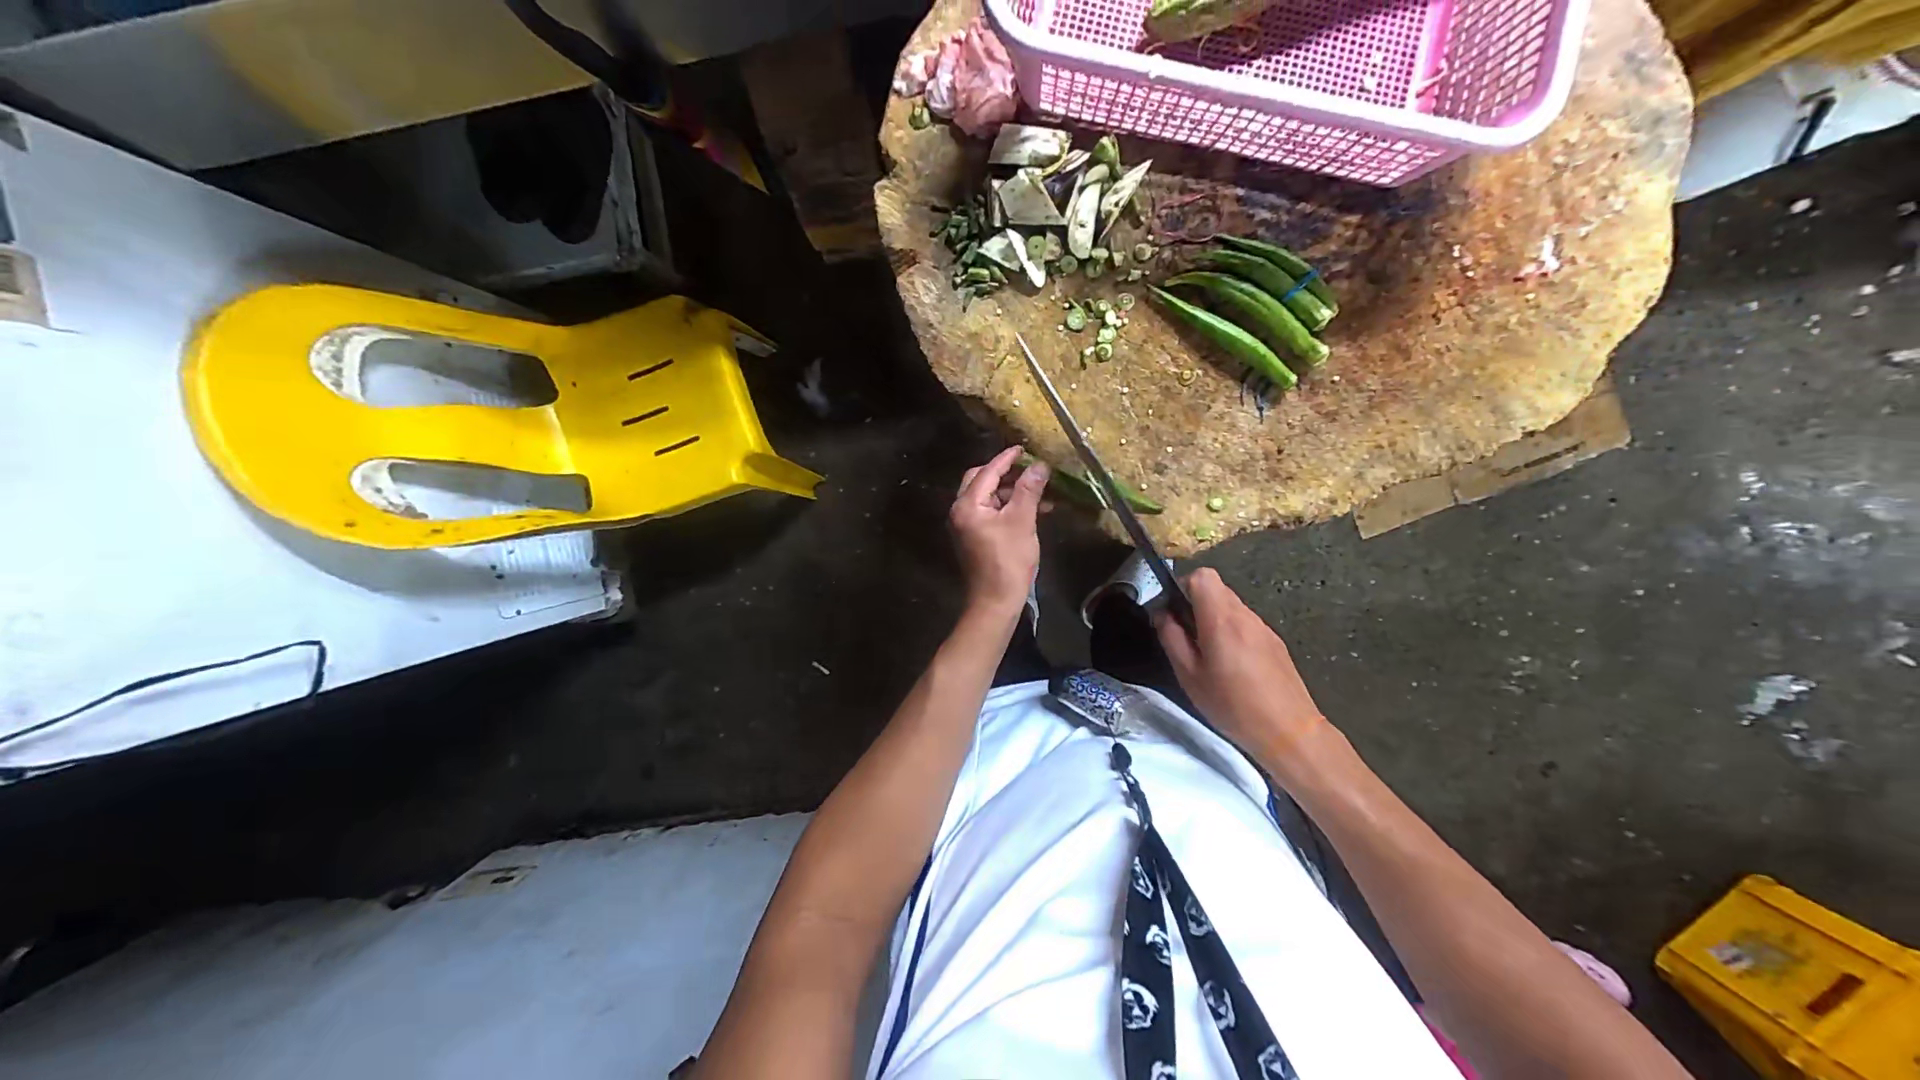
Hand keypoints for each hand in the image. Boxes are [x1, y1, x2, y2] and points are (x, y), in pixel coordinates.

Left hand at [949, 446, 1047, 617]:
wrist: (996, 601)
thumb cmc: (1008, 561)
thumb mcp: (1022, 521)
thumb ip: (1028, 490)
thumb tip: (1039, 465)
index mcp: (968, 505)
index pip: (987, 472)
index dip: (1007, 459)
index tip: (1023, 448)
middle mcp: (961, 512)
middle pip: (982, 481)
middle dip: (1006, 474)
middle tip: (1029, 469)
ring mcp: (966, 526)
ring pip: (988, 498)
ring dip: (1012, 492)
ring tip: (1040, 493)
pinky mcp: (975, 538)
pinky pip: (991, 513)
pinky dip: (1008, 508)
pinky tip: (1033, 511)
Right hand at [1155, 568, 1330, 774]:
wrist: (1288, 730)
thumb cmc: (1232, 705)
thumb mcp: (1189, 675)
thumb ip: (1171, 638)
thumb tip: (1162, 614)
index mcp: (1221, 619)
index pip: (1202, 575)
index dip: (1183, 586)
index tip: (1174, 611)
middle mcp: (1245, 615)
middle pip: (1216, 588)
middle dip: (1196, 604)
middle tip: (1187, 637)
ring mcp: (1264, 627)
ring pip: (1231, 606)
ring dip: (1214, 619)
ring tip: (1209, 655)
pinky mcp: (1275, 641)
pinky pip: (1246, 623)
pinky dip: (1232, 632)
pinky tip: (1232, 666)